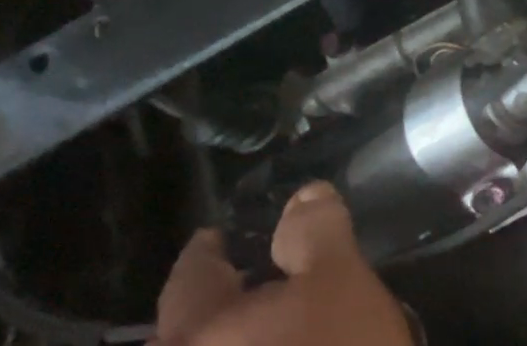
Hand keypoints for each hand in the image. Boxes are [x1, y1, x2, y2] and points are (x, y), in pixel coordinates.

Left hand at [154, 183, 414, 345]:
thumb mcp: (340, 279)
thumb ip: (315, 232)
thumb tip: (302, 195)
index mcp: (194, 330)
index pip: (192, 274)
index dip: (210, 249)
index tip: (223, 235)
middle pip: (186, 326)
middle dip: (218, 303)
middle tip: (253, 279)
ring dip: (232, 337)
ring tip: (272, 322)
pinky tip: (283, 345)